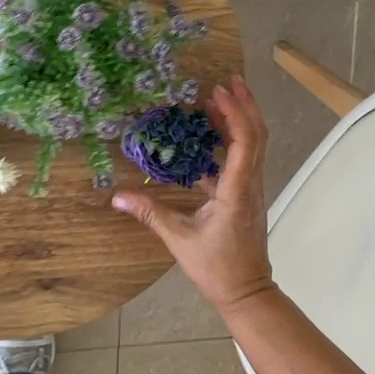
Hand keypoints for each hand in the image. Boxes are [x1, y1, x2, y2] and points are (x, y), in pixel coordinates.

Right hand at [112, 76, 276, 312]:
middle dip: (244, 105)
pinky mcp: (246, 198)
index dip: (234, 112)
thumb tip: (117, 196)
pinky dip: (230, 144)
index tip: (217, 90)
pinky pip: (243, 162)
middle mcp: (250, 185)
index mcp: (238, 190)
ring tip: (216, 101)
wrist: (246, 292)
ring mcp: (251, 191)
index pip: (245, 141)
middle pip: (257, 135)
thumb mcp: (179, 240)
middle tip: (226, 81)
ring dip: (238, 121)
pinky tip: (208, 140)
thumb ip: (150, 214)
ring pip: (253, 147)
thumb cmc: (217, 268)